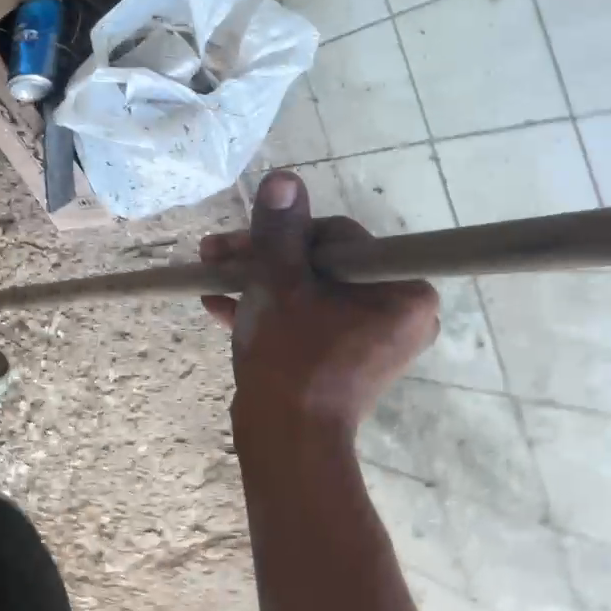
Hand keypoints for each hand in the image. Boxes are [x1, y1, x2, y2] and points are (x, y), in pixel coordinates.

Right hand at [200, 171, 439, 455]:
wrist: (285, 433)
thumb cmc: (290, 356)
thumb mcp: (277, 284)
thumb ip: (279, 232)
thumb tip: (283, 178)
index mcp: (402, 291)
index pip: (339, 238)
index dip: (282, 236)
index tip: (237, 244)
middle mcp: (398, 311)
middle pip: (318, 263)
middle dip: (260, 258)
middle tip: (211, 255)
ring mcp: (368, 337)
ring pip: (305, 291)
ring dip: (253, 281)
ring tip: (208, 280)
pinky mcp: (339, 357)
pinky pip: (303, 319)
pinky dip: (265, 309)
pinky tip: (218, 306)